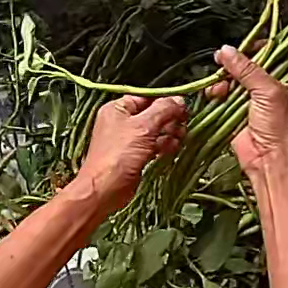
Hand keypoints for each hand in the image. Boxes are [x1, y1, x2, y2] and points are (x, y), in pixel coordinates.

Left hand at [67, 95, 187, 214]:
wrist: (104, 189)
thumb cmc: (119, 154)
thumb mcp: (144, 126)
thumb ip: (164, 109)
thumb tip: (180, 100)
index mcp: (117, 108)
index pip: (147, 98)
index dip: (166, 102)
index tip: (183, 108)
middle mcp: (121, 122)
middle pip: (153, 114)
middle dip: (170, 119)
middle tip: (182, 126)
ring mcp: (128, 140)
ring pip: (155, 131)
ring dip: (169, 133)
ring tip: (179, 138)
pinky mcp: (134, 156)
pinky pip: (153, 146)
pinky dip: (163, 146)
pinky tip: (173, 148)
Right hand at [211, 45, 287, 181]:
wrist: (267, 161)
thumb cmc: (278, 128)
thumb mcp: (267, 91)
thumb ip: (247, 69)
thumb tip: (227, 51)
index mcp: (284, 78)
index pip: (269, 54)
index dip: (254, 48)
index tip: (240, 46)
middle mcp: (267, 86)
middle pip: (246, 65)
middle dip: (233, 63)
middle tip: (222, 61)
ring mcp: (250, 99)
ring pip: (231, 79)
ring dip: (222, 79)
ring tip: (219, 85)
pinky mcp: (234, 111)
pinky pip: (221, 95)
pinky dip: (215, 92)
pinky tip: (214, 94)